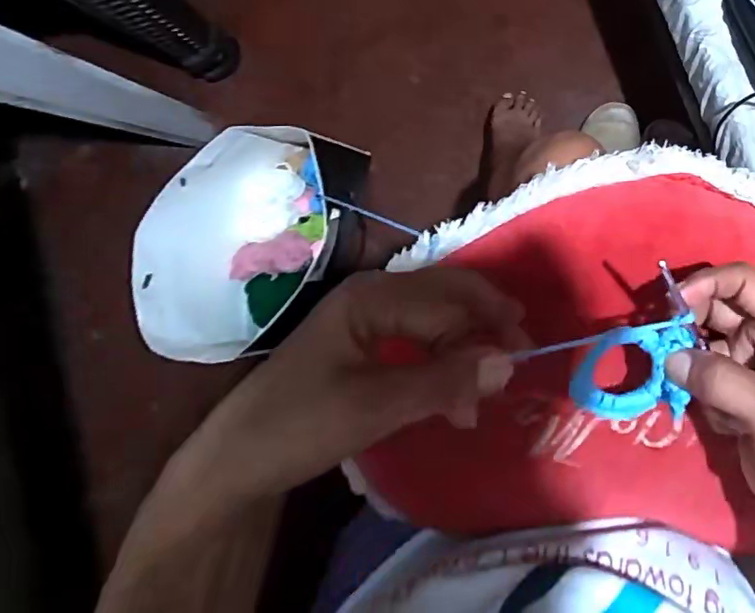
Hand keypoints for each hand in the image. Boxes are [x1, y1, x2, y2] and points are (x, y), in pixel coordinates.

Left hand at [188, 267, 531, 493]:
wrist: (231, 461)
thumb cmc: (299, 425)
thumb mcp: (376, 407)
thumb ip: (444, 381)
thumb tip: (507, 362)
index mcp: (372, 295)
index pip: (449, 299)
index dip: (490, 322)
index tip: (523, 355)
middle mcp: (372, 292)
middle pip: (445, 295)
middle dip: (483, 324)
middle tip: (515, 359)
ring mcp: (366, 313)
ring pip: (434, 314)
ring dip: (463, 345)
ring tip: (480, 392)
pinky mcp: (362, 338)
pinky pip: (417, 333)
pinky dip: (441, 357)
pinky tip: (450, 389)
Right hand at [664, 262, 754, 527]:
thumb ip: (719, 379)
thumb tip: (670, 357)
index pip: (741, 281)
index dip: (708, 282)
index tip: (675, 300)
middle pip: (714, 306)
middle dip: (687, 320)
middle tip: (662, 339)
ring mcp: (745, 362)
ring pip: (701, 338)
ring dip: (687, 357)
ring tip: (685, 384)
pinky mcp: (729, 388)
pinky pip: (698, 370)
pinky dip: (695, 386)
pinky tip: (719, 421)